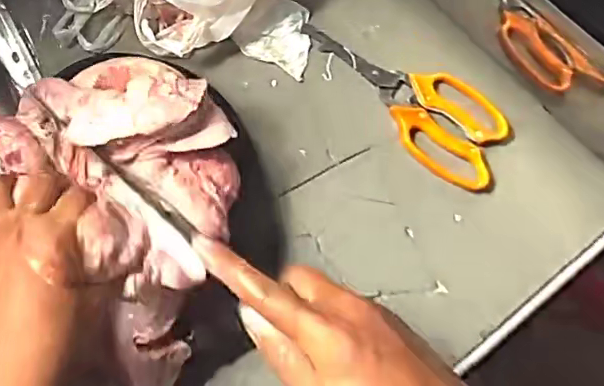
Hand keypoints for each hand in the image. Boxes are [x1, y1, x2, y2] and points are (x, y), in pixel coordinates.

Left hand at [0, 173, 101, 385]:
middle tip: (67, 197)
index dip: (90, 198)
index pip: (77, 196)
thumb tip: (112, 252)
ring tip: (29, 196)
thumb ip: (99, 270)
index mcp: (51, 236)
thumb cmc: (52, 344)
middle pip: (42, 180)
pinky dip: (1, 216)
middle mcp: (20, 225)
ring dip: (18, 185)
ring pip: (1, 185)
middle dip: (59, 185)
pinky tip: (10, 231)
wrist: (4, 377)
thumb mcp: (88, 305)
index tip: (95, 204)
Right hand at [196, 237, 463, 385]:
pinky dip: (339, 321)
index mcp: (325, 330)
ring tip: (319, 356)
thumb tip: (252, 317)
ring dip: (311, 311)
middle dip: (282, 295)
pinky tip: (351, 359)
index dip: (230, 267)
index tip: (204, 244)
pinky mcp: (398, 324)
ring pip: (325, 292)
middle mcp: (350, 308)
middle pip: (296, 278)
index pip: (264, 290)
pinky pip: (353, 307)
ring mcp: (377, 313)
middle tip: (279, 332)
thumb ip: (284, 357)